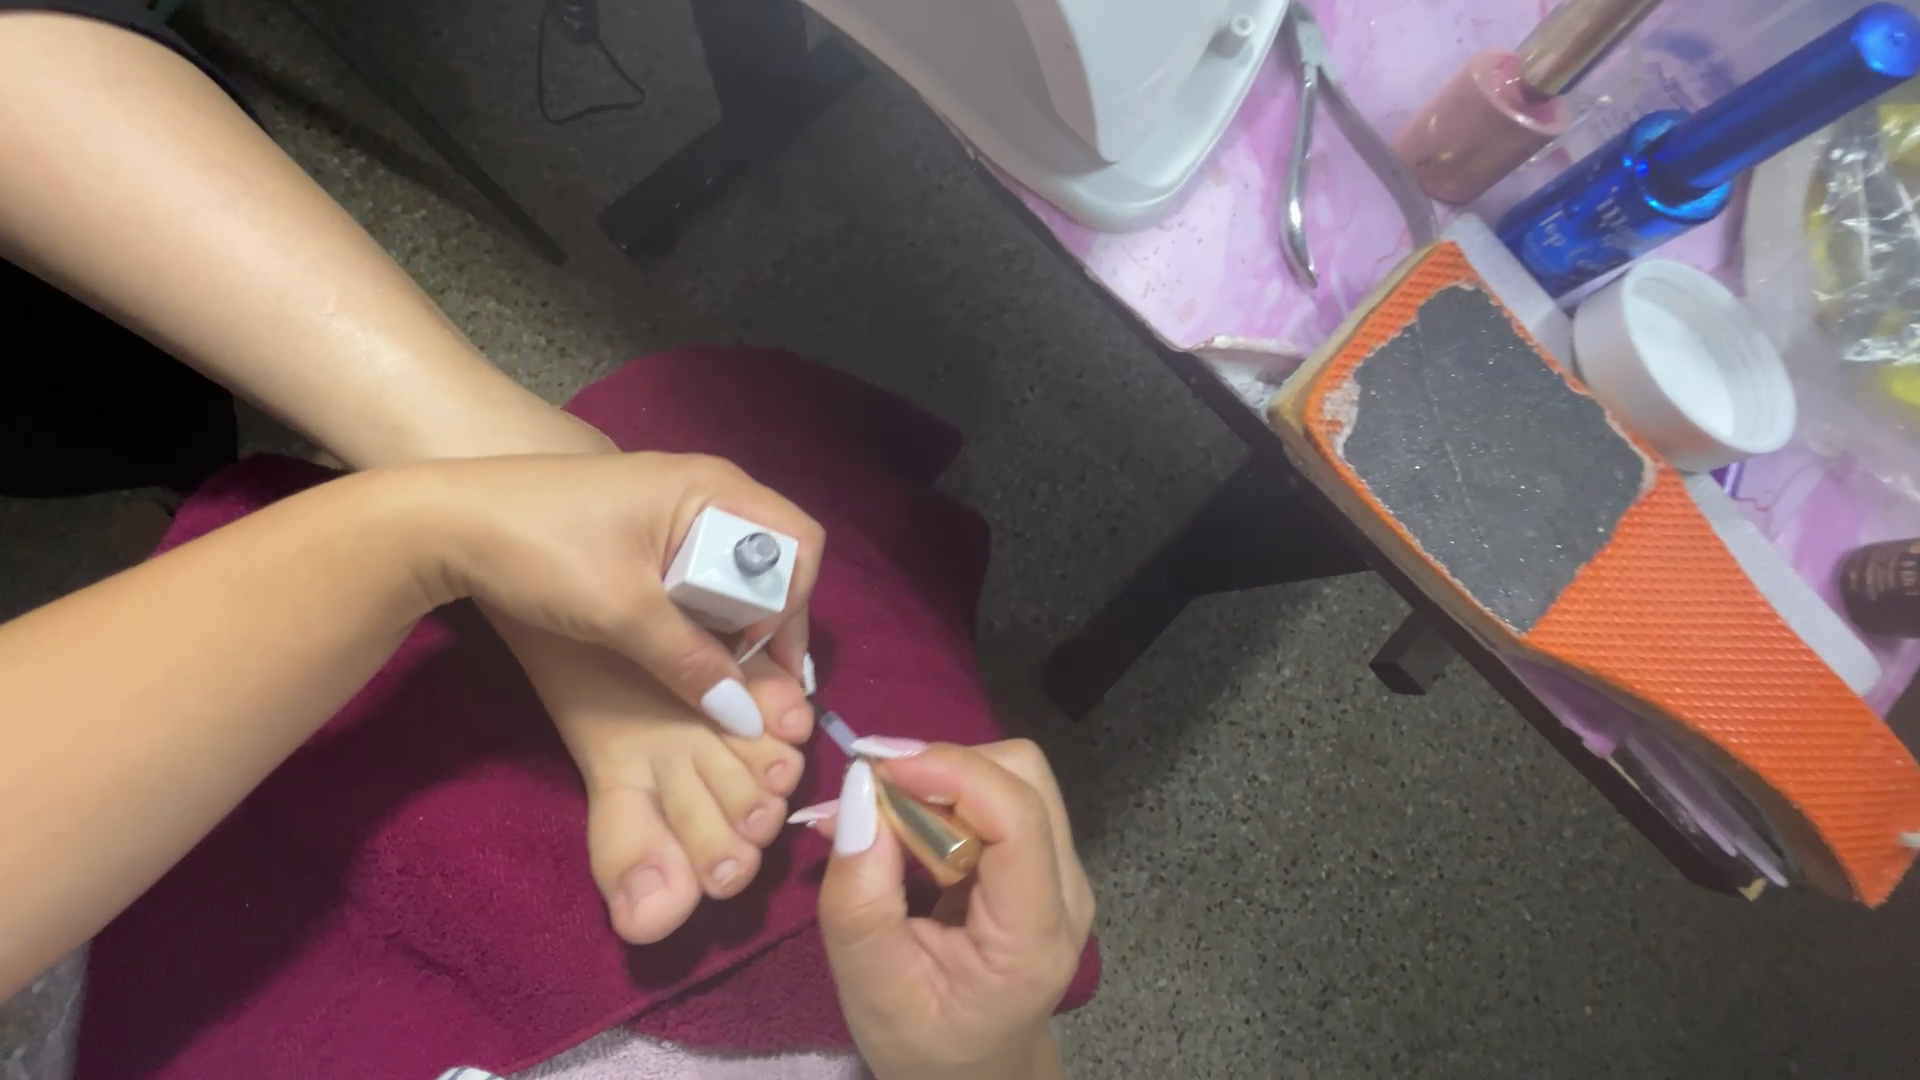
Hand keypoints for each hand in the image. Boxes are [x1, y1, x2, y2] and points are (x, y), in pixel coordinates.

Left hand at [418, 451, 822, 739]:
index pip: (798, 544)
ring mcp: (681, 506)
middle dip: (770, 620)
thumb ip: (692, 663)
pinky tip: (686, 645)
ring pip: (740, 569)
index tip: (763, 658)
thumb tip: (748, 717)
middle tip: (748, 676)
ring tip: (716, 669)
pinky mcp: (653, 527)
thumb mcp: (623, 612)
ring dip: (737, 620)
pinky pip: (706, 569)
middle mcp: (711, 489)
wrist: (440, 521)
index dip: (793, 605)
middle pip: (775, 558)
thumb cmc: (541, 548)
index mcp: (715, 488)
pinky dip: (707, 611)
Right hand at [804, 740, 1094, 1079]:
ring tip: (883, 814)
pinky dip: (945, 792)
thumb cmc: (927, 1047)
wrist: (977, 1073)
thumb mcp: (872, 992)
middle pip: (1023, 776)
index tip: (876, 768)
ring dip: (942, 777)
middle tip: (873, 794)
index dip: (952, 772)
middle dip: (944, 769)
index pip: (1018, 817)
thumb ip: (860, 900)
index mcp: (1034, 934)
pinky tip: (905, 823)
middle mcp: (1066, 888)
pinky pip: (999, 793)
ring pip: (1012, 773)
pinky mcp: (1042, 856)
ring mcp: (1062, 868)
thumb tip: (858, 793)